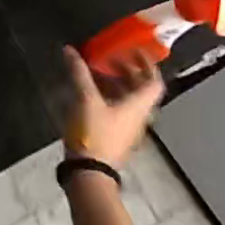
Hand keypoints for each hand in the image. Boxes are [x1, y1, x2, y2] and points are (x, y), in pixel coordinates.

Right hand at [61, 45, 164, 169]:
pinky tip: (90, 92)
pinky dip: (109, 96)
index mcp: (138, 106)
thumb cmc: (94, 134)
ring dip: (117, 83)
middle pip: (141, 89)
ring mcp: (128, 128)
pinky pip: (118, 110)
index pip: (154, 82)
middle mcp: (138, 116)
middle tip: (112, 58)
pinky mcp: (116, 137)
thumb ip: (79, 73)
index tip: (135, 50)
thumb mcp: (86, 99)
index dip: (148, 64)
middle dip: (128, 70)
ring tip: (98, 71)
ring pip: (129, 100)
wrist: (89, 173)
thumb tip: (70, 50)